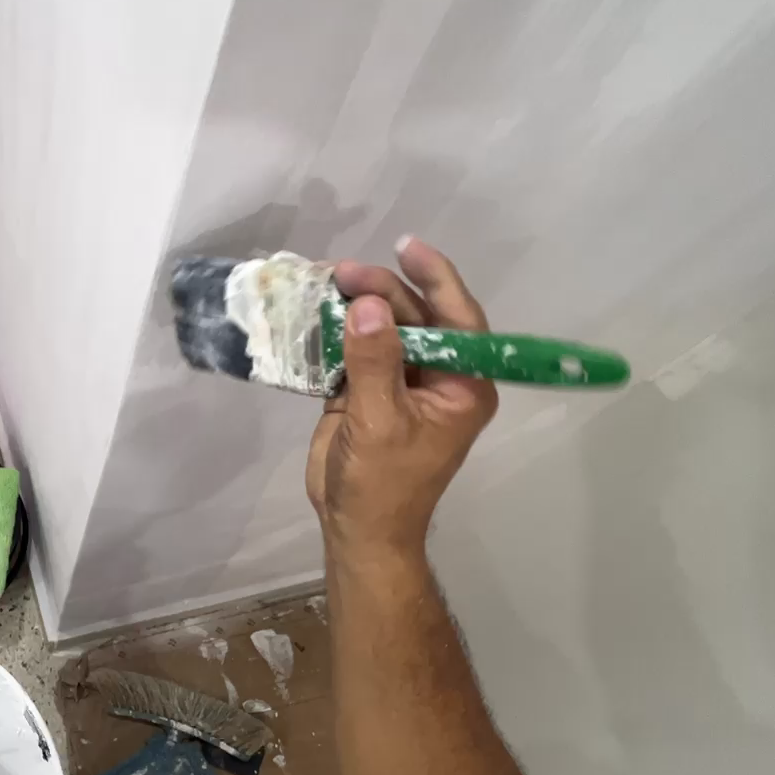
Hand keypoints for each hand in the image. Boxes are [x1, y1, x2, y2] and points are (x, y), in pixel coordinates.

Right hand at [306, 236, 497, 553]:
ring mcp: (397, 384)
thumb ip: (374, 362)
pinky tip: (312, 316)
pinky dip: (332, 337)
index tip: (405, 248)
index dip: (435, 278)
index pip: (457, 319)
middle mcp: (435, 377)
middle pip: (413, 320)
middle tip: (342, 273)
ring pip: (380, 333)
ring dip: (355, 310)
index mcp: (462, 384)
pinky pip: (352, 354)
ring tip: (325, 284)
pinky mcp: (364, 395)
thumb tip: (367, 305)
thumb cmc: (383, 482)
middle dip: (382, 293)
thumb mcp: (380, 421)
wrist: (356, 525)